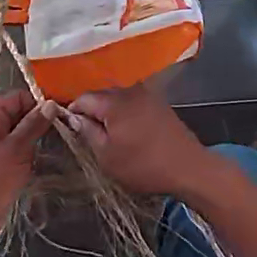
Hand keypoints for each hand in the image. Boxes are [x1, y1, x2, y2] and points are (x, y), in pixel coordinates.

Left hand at [0, 89, 50, 250]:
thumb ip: (34, 124)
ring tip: (61, 142)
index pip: (17, 98)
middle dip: (40, 121)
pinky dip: (29, 156)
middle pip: (18, 116)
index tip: (62, 110)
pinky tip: (46, 160)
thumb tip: (51, 104)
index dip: (39, 101)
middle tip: (66, 128)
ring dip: (36, 140)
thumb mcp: (15, 149)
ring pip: (19, 137)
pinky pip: (16, 154)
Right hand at [59, 84, 217, 197]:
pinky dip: (125, 112)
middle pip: (101, 94)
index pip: (83, 98)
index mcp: (114, 101)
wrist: (187, 166)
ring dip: (109, 111)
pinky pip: (133, 101)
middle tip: (87, 133)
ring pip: (118, 97)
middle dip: (91, 110)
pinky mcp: (158, 102)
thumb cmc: (143, 165)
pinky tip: (126, 129)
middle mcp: (130, 90)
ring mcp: (147, 94)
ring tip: (106, 133)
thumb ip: (88, 132)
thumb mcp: (107, 156)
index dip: (72, 111)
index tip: (69, 128)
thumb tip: (75, 118)